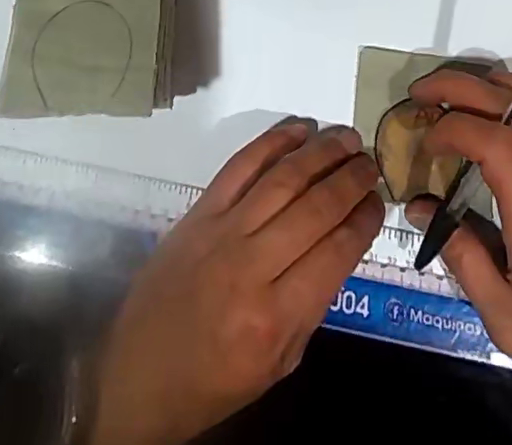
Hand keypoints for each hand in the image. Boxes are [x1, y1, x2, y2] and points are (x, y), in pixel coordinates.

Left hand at [91, 121, 383, 444]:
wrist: (133, 380)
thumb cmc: (213, 381)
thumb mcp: (279, 362)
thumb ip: (315, 301)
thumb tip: (343, 241)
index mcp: (275, 316)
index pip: (337, 248)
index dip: (365, 217)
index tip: (379, 200)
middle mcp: (250, 267)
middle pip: (316, 206)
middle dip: (352, 178)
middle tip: (372, 163)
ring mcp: (220, 233)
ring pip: (283, 178)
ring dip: (322, 151)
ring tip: (348, 138)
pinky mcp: (197, 214)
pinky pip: (240, 166)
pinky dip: (273, 142)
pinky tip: (300, 129)